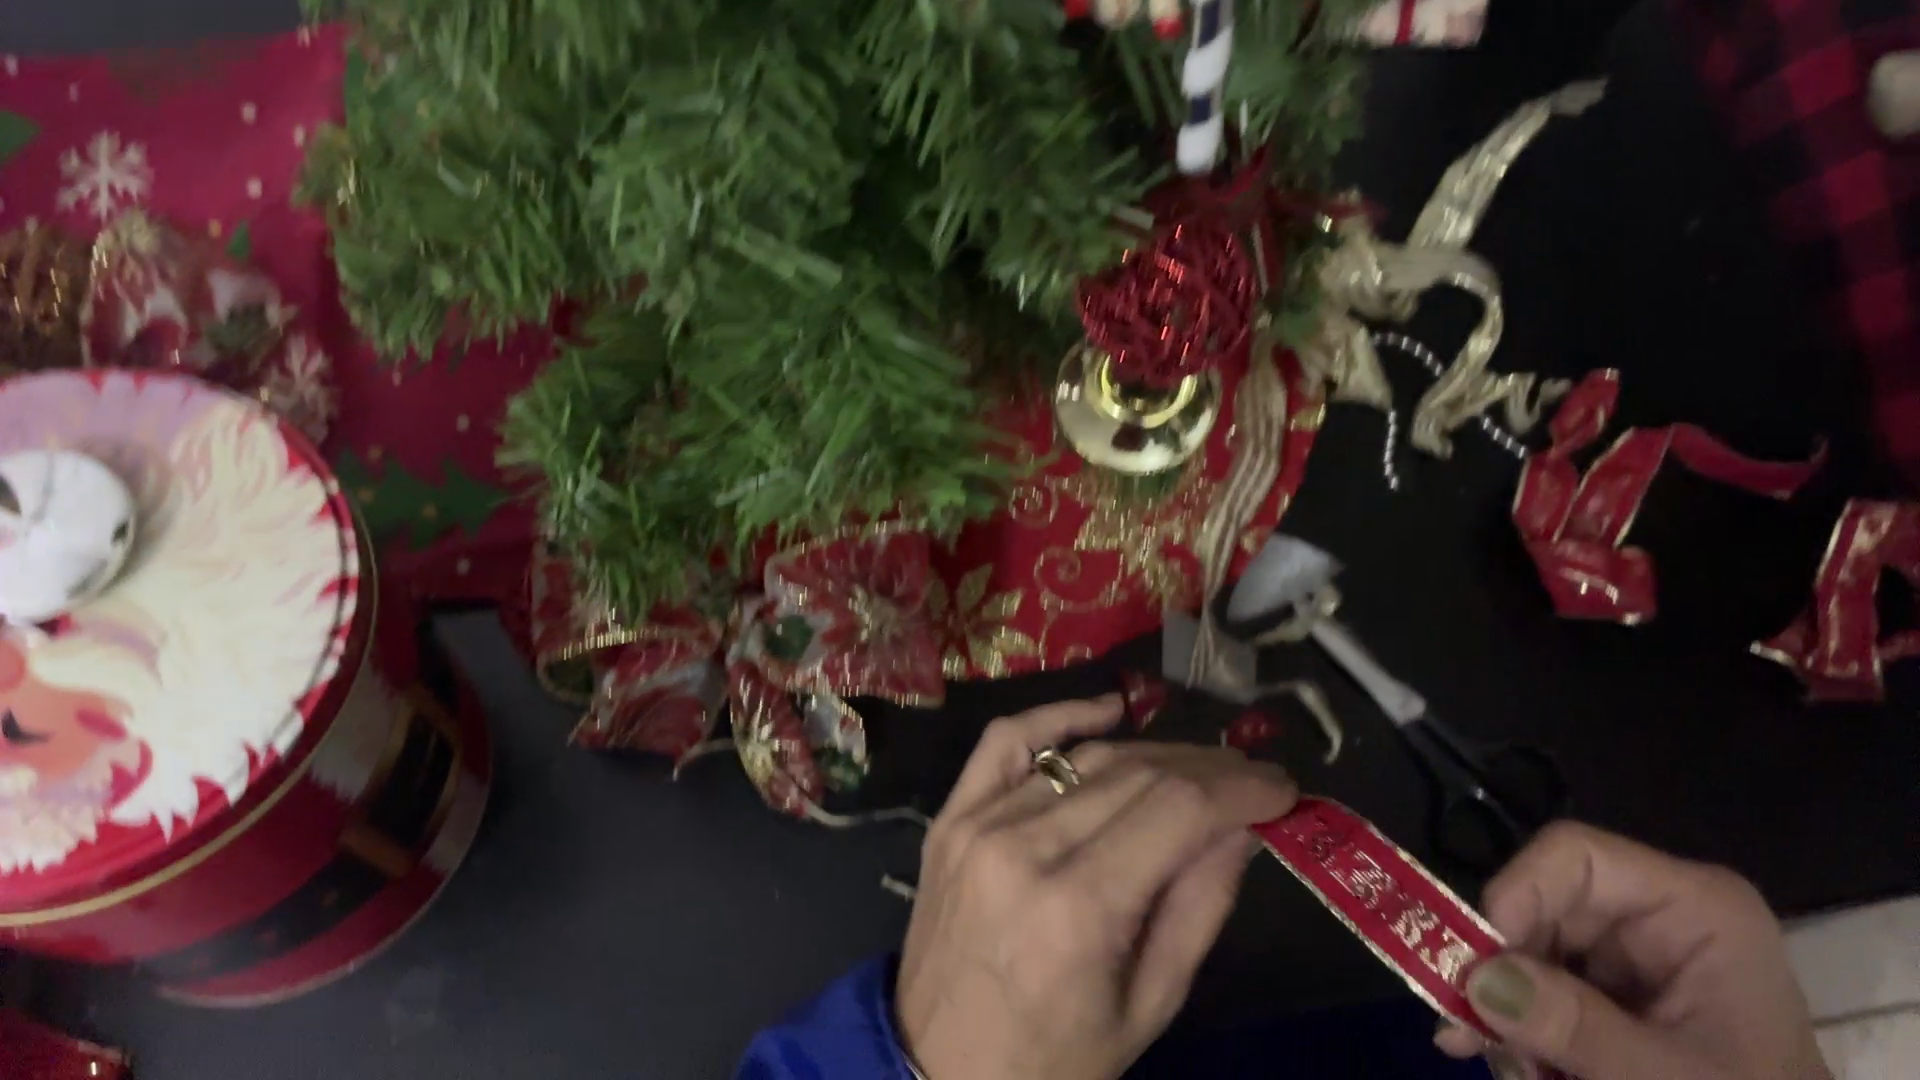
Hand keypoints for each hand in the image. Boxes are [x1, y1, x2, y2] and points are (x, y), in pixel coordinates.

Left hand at [895, 697, 1296, 1079]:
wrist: (937, 1072)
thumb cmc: (1056, 1061)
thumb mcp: (1148, 1005)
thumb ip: (1199, 906)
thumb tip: (1242, 823)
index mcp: (1078, 908)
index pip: (1177, 810)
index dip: (1240, 789)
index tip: (1282, 789)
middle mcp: (1024, 848)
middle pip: (1136, 774)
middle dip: (1209, 769)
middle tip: (1251, 779)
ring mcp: (978, 824)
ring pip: (1084, 759)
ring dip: (1152, 754)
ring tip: (1198, 767)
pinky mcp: (951, 816)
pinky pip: (1006, 743)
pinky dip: (1058, 716)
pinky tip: (1107, 710)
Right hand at [1436, 822, 1831, 1079]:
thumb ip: (1582, 1029)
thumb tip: (1475, 979)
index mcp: (1693, 908)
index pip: (1573, 855)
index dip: (1514, 893)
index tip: (1476, 961)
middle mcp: (1651, 914)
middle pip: (1536, 906)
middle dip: (1498, 972)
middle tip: (1465, 1033)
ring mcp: (1626, 953)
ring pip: (1522, 951)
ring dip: (1501, 1011)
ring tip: (1513, 1072)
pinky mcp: (1608, 991)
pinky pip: (1533, 987)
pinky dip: (1517, 1029)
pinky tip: (1524, 1072)